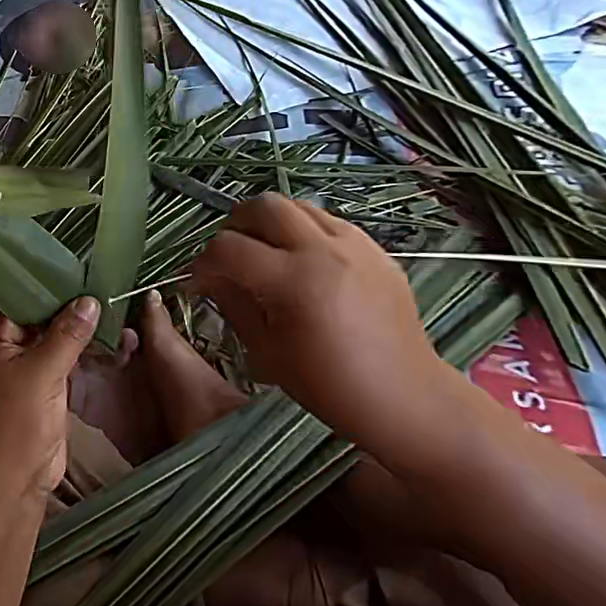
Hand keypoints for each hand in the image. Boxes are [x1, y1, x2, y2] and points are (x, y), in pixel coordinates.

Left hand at [0, 296, 100, 499]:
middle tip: (106, 286)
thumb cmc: (13, 424)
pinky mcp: (48, 395)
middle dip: (72, 310)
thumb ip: (66, 336)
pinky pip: (67, 367)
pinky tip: (108, 341)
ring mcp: (30, 374)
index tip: (84, 270)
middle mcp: (11, 352)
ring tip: (114, 305)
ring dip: (81, 334)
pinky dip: (84, 357)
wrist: (8, 487)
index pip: (26, 301)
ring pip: (58, 345)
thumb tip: (89, 300)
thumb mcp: (40, 373)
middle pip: (45, 323)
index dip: (53, 288)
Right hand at [188, 195, 448, 441]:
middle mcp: (323, 250)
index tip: (198, 281)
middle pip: (263, 206)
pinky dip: (304, 231)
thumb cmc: (329, 386)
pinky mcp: (375, 249)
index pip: (228, 248)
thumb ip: (233, 303)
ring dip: (271, 223)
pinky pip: (328, 221)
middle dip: (236, 224)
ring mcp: (355, 245)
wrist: (407, 399)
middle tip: (230, 253)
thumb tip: (209, 278)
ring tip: (266, 252)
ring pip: (297, 206)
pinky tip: (302, 261)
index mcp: (294, 281)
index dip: (204, 263)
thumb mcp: (266, 351)